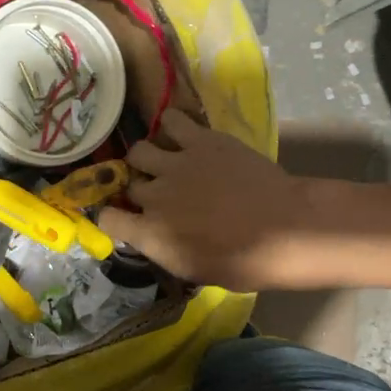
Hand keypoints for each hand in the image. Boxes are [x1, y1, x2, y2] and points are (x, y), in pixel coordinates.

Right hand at [98, 110, 305, 290]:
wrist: (284, 229)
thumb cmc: (243, 263)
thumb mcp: (193, 269)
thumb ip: (164, 248)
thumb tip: (153, 236)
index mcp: (149, 234)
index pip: (107, 219)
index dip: (112, 217)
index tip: (124, 218)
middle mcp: (153, 196)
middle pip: (129, 185)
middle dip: (138, 189)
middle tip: (159, 193)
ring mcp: (175, 165)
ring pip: (140, 150)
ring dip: (147, 158)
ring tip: (163, 161)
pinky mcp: (200, 141)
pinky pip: (172, 120)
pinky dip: (171, 126)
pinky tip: (180, 134)